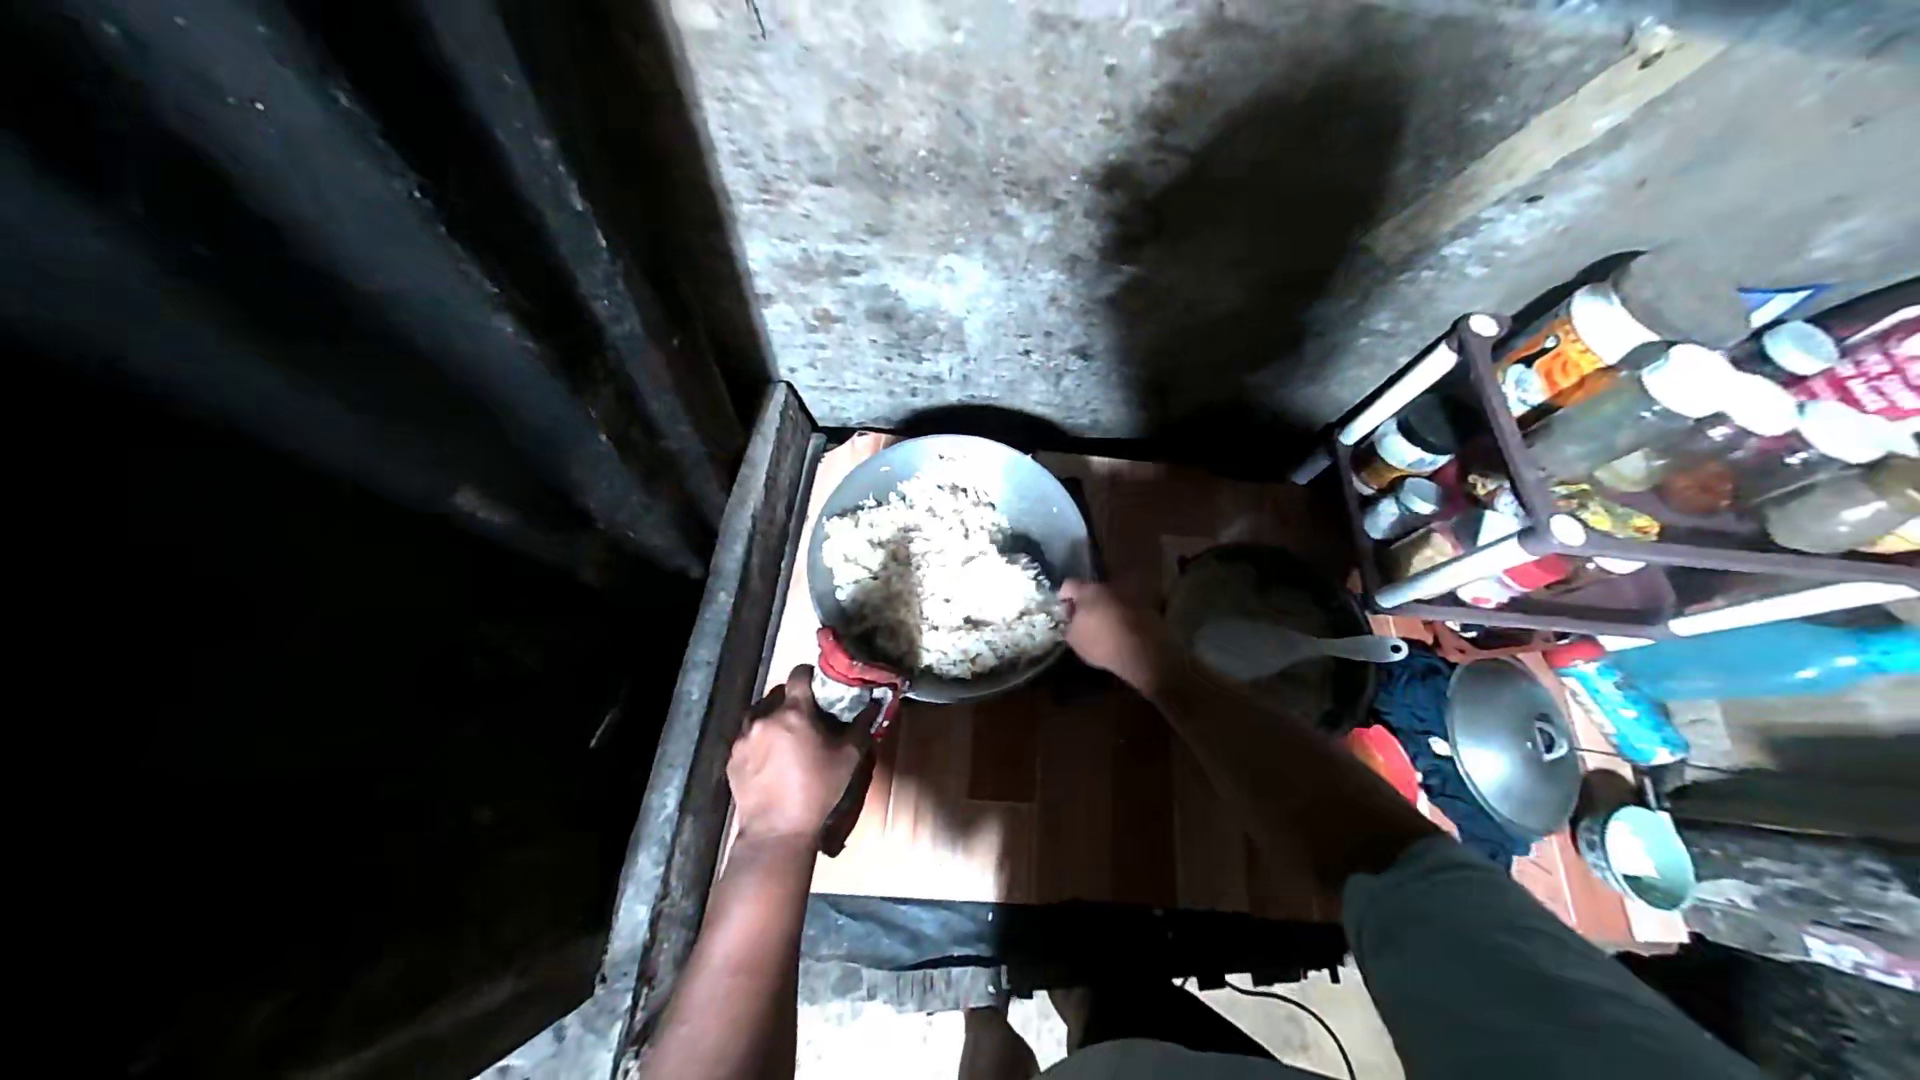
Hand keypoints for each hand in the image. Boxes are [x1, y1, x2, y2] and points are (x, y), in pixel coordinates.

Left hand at [728, 665, 862, 846]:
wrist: (777, 830)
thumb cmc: (818, 791)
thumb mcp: (848, 759)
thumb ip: (861, 727)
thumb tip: (874, 704)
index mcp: (795, 712)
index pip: (798, 674)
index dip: (809, 675)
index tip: (818, 685)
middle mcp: (765, 718)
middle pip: (777, 694)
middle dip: (791, 700)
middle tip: (806, 717)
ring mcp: (744, 738)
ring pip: (758, 714)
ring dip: (771, 717)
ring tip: (785, 735)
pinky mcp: (732, 757)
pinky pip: (746, 737)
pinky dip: (757, 739)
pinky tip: (769, 757)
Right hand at [1059, 579, 1169, 697]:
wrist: (1143, 652)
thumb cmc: (1102, 642)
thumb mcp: (1074, 639)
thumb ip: (1068, 626)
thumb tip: (1070, 622)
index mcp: (1088, 591)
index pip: (1068, 585)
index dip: (1062, 597)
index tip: (1063, 610)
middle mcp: (1109, 587)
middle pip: (1092, 591)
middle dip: (1085, 604)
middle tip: (1081, 620)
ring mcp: (1129, 596)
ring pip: (1110, 599)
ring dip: (1105, 609)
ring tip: (1102, 627)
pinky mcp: (1146, 607)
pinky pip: (1126, 609)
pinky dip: (1121, 617)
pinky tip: (1119, 632)